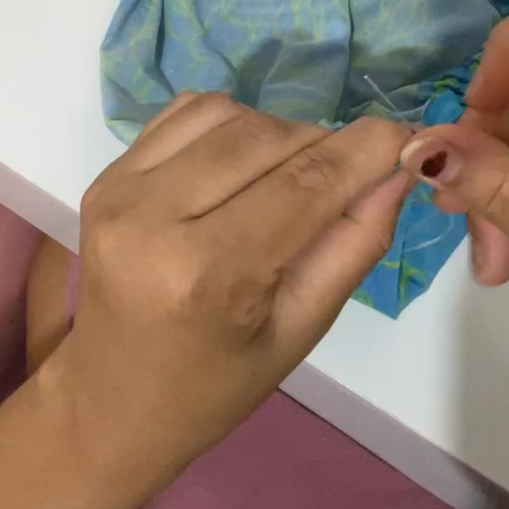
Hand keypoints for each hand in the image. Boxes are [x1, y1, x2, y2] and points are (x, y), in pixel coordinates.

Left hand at [49, 93, 413, 497]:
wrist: (112, 396)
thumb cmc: (215, 383)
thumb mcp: (300, 330)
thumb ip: (354, 244)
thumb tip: (397, 169)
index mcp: (207, 274)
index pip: (304, 185)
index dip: (363, 151)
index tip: (403, 136)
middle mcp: (152, 216)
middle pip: (266, 137)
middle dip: (321, 144)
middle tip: (343, 175)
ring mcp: (119, 187)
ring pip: (227, 113)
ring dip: (274, 131)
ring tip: (284, 176)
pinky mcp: (104, 172)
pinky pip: (184, 112)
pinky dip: (226, 123)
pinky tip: (235, 163)